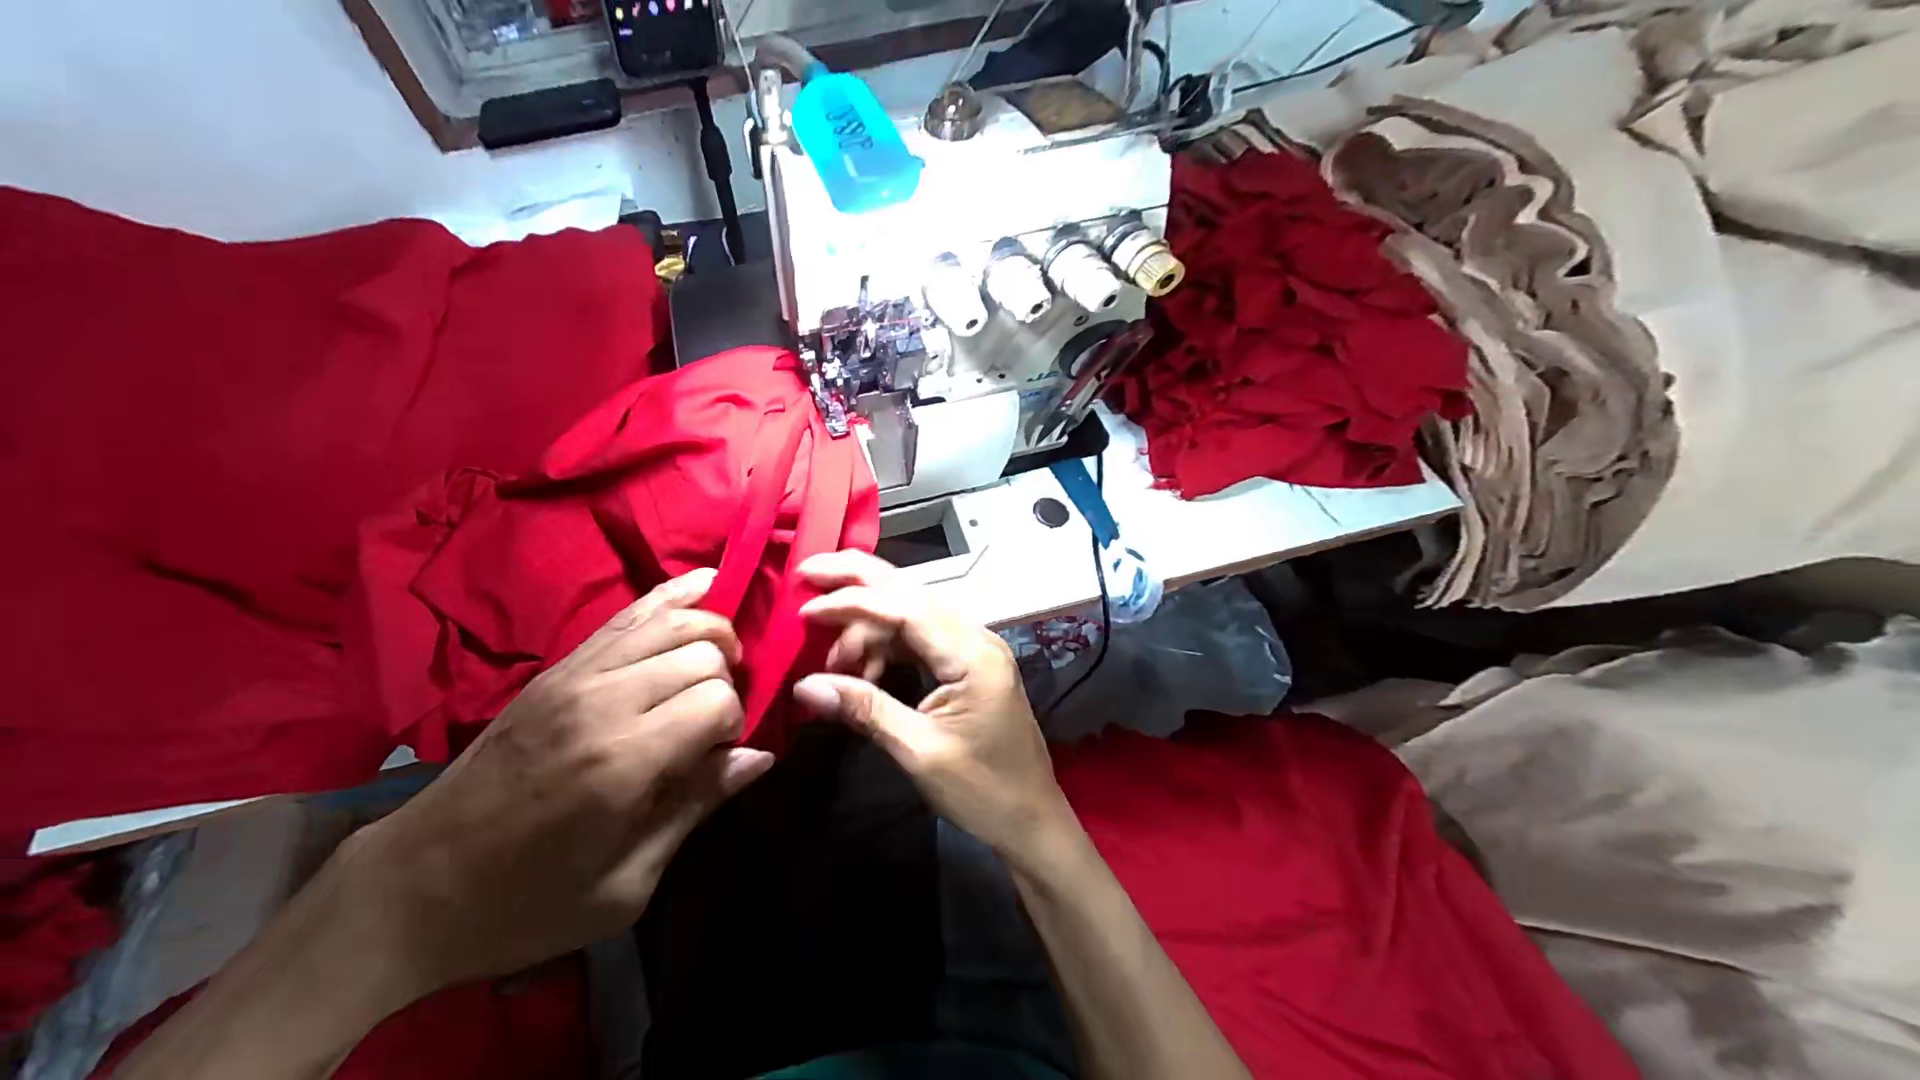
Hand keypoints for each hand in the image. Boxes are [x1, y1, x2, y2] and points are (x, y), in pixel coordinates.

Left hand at [334, 568, 772, 998]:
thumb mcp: (625, 885)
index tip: (717, 759)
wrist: (409, 890)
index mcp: (621, 761)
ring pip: (673, 619)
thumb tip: (761, 755)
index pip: (717, 701)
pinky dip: (672, 598)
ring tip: (723, 661)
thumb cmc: (525, 903)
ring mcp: (574, 675)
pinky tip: (705, 586)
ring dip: (713, 631)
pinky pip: (628, 615)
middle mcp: (601, 701)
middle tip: (714, 721)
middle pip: (703, 650)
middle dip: (728, 680)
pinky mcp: (556, 669)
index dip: (734, 727)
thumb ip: (696, 807)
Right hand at [790, 550, 1071, 870]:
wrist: (1030, 819)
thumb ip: (864, 709)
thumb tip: (805, 686)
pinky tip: (862, 670)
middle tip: (807, 574)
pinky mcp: (967, 664)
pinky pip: (919, 639)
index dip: (853, 603)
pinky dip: (886, 647)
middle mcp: (976, 638)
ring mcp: (974, 649)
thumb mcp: (918, 751)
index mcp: (973, 654)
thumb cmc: (982, 790)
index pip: (906, 608)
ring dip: (868, 626)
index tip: (806, 611)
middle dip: (857, 582)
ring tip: (832, 660)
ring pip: (911, 615)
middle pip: (910, 594)